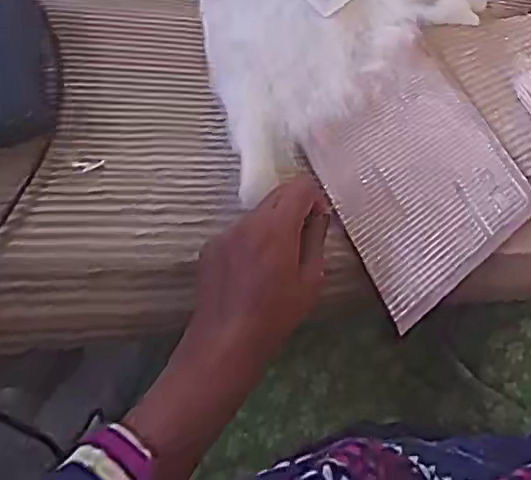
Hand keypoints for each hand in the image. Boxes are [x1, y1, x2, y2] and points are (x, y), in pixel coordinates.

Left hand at [185, 175, 330, 367]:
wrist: (224, 344)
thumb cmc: (275, 316)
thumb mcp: (311, 281)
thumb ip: (316, 239)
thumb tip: (319, 216)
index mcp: (277, 226)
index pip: (301, 186)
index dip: (315, 197)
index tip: (317, 218)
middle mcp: (249, 220)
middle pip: (278, 194)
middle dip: (294, 208)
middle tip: (300, 238)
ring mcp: (226, 232)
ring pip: (258, 213)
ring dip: (271, 224)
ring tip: (273, 261)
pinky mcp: (211, 245)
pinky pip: (239, 231)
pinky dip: (250, 239)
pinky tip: (250, 271)